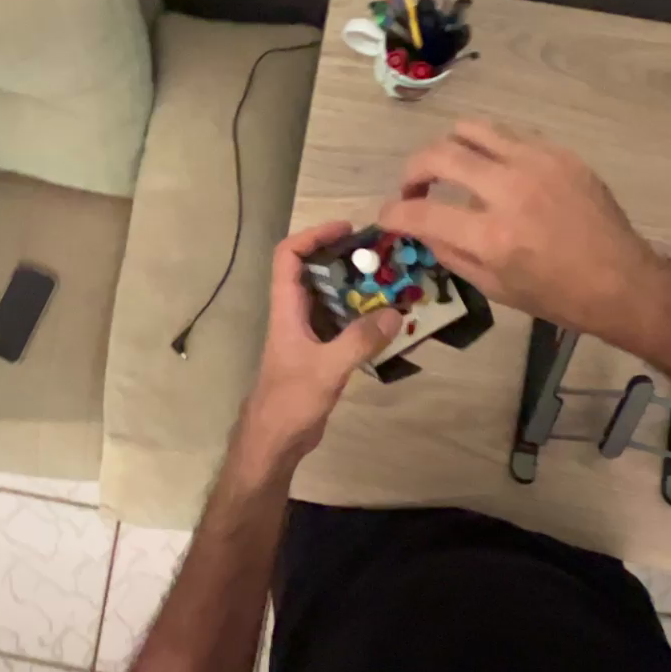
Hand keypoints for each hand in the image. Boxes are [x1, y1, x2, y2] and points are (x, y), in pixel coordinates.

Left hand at [236, 221, 401, 461]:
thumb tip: (395, 313)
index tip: (347, 230)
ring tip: (392, 282)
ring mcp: (308, 333)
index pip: (289, 257)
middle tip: (383, 256)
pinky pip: (342, 322)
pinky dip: (362, 316)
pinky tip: (388, 320)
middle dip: (345, 258)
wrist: (274, 441)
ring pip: (331, 298)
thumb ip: (359, 340)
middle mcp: (295, 314)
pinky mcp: (320, 352)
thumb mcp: (326, 369)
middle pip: (314, 271)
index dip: (313, 236)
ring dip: (357, 288)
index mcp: (286, 309)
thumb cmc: (289, 401)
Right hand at [377, 119, 670, 352]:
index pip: (420, 212)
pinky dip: (488, 151)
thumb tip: (419, 228)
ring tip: (451, 170)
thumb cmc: (554, 295)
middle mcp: (510, 190)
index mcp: (492, 236)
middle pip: (439, 155)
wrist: (621, 281)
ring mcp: (538, 164)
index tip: (386, 217)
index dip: (392, 214)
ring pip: (472, 129)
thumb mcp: (492, 287)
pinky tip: (495, 173)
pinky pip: (509, 136)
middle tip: (414, 189)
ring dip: (449, 149)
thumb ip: (448, 252)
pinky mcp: (559, 154)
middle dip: (412, 171)